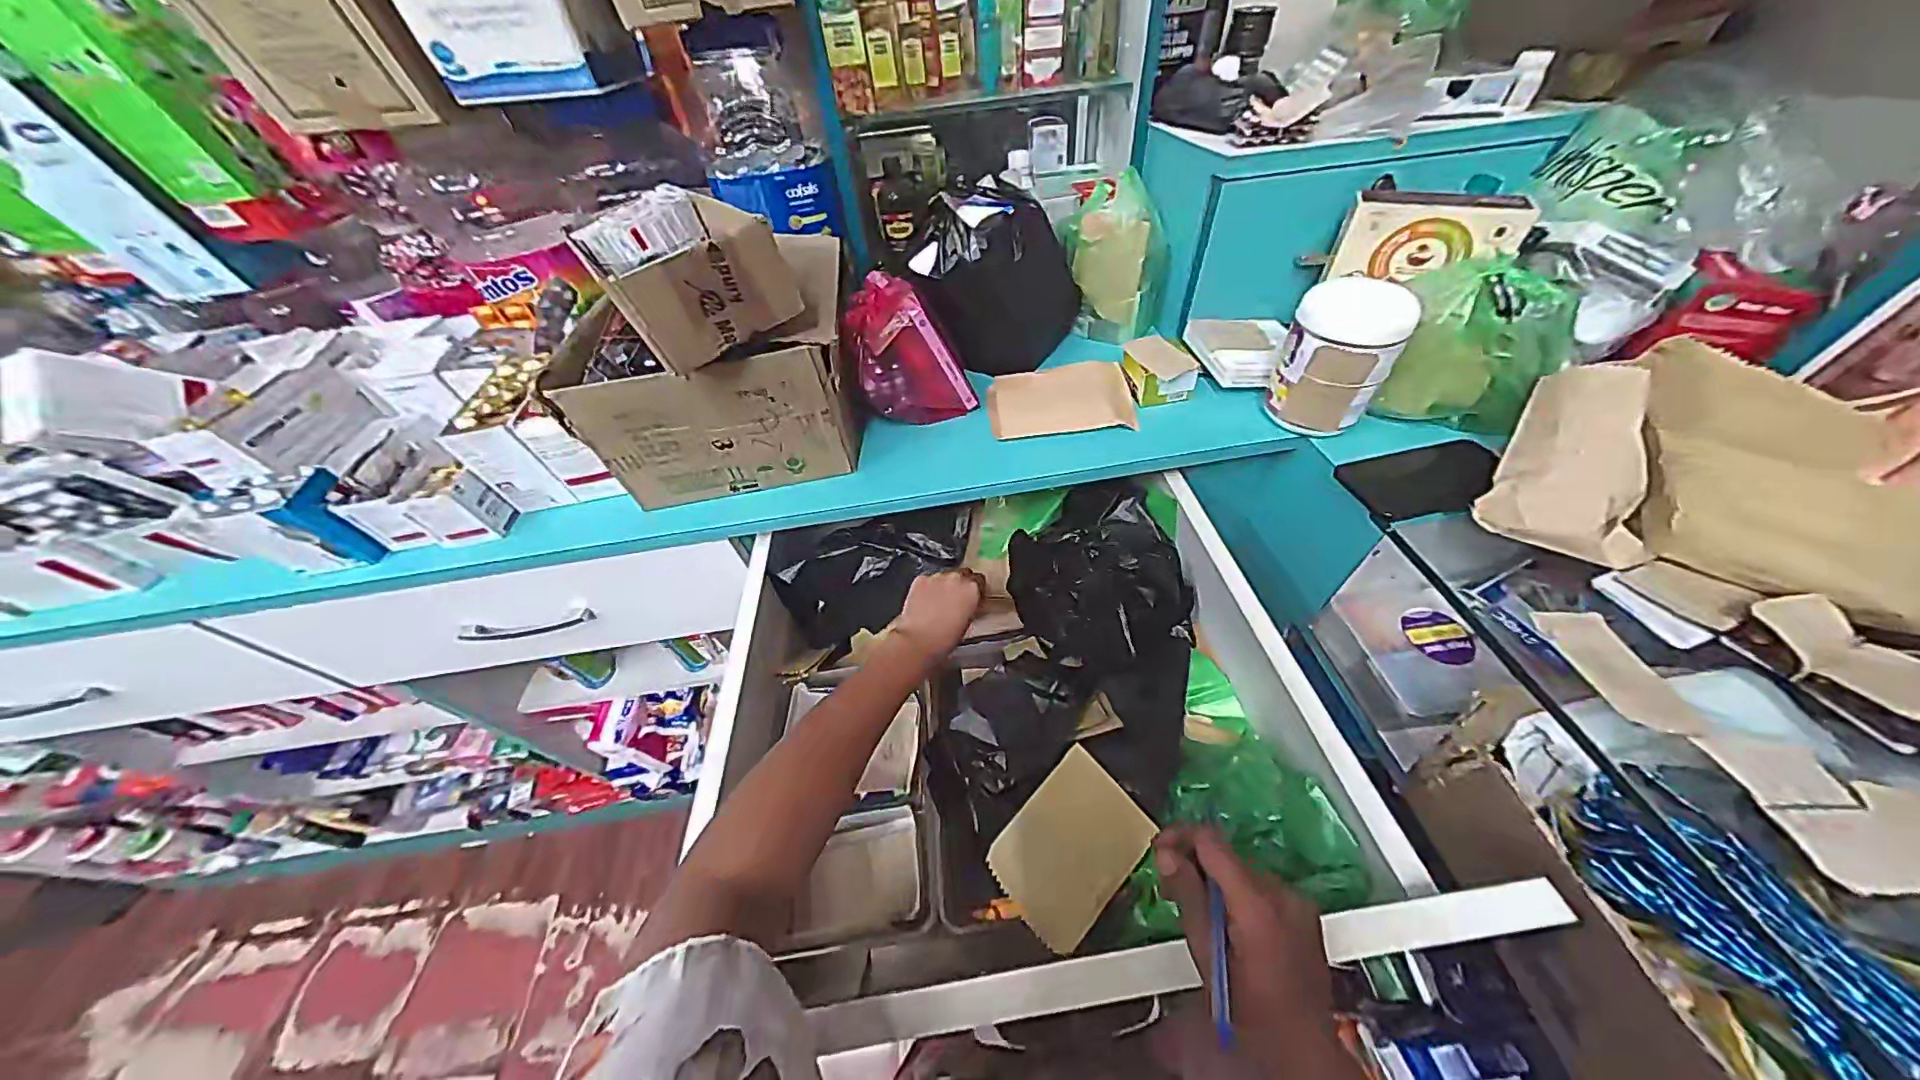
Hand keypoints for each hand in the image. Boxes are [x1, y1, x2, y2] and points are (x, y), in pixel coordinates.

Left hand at [891, 569, 983, 658]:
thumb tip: (968, 604)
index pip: (979, 581)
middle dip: (960, 585)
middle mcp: (956, 578)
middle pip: (962, 574)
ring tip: (938, 603)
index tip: (972, 597)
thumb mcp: (968, 622)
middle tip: (955, 600)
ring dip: (943, 586)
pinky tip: (925, 601)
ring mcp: (937, 577)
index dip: (975, 590)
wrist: (919, 639)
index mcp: (972, 589)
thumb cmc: (945, 637)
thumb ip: (970, 606)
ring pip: (944, 576)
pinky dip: (927, 588)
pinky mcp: (920, 580)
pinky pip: (927, 580)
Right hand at [1155, 825, 1358, 1076]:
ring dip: (1215, 878)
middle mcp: (1282, 893)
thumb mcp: (1206, 955)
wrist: (1303, 1049)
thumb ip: (1187, 898)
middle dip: (1194, 862)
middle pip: (1226, 855)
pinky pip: (1260, 885)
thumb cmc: (1248, 1011)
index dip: (1180, 836)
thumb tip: (1167, 855)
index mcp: (1257, 905)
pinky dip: (1238, 892)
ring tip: (1195, 906)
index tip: (1159, 847)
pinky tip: (1226, 918)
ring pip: (1241, 869)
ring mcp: (1297, 901)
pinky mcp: (1304, 910)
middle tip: (1169, 884)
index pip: (1211, 842)